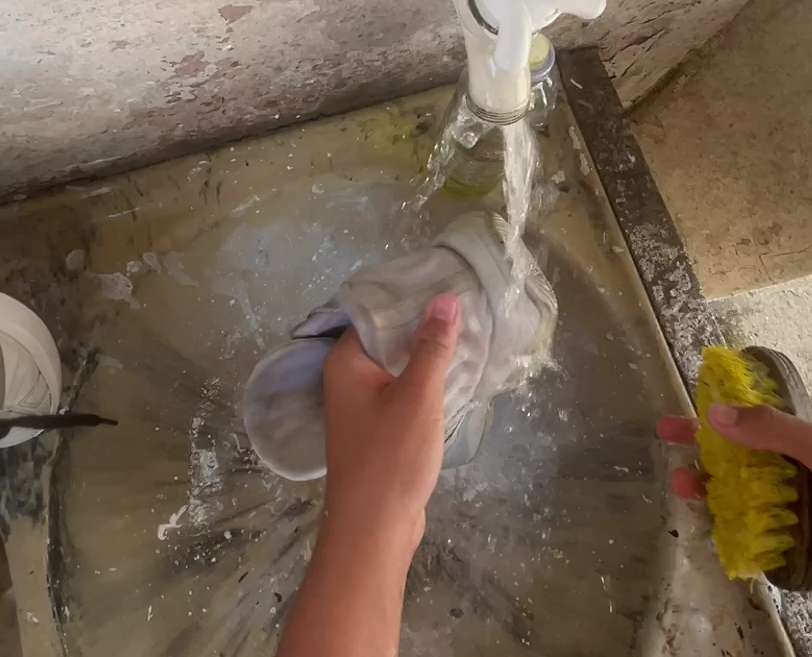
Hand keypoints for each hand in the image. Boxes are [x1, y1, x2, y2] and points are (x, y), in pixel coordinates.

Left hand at [278, 293, 460, 656]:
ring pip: (395, 366)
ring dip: (425, 353)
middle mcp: (347, 378)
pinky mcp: (377, 427)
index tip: (441, 280)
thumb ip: (431, 346)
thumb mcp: (418, 396)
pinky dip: (423, 380)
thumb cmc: (391, 457)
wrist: (374, 531)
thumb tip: (445, 299)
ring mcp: (361, 405)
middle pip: (385, 338)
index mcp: (346, 363)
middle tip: (461, 302)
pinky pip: (400, 389)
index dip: (407, 297)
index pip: (374, 313)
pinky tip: (453, 372)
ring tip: (464, 330)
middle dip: (421, 324)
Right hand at [658, 400, 811, 631]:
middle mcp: (803, 460)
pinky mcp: (795, 539)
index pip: (764, 404)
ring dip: (710, 480)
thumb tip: (715, 412)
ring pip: (743, 484)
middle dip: (704, 438)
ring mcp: (798, 501)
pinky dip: (727, 519)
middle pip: (744, 444)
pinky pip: (753, 524)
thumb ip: (772, 429)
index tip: (693, 394)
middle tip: (666, 432)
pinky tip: (705, 518)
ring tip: (680, 483)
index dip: (728, 398)